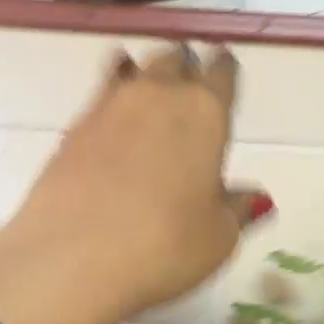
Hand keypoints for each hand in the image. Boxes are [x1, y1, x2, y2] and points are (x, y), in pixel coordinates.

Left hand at [0, 43, 270, 317]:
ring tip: (147, 97)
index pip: (222, 75)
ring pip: (132, 72)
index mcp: (205, 113)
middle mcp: (157, 96)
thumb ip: (236, 211)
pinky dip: (110, 109)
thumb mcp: (217, 241)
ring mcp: (108, 109)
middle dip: (184, 72)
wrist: (73, 261)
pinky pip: (99, 102)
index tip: (224, 85)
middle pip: (174, 62)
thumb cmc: (164, 250)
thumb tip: (253, 198)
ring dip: (144, 80)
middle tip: (187, 91)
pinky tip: (111, 131)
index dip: (225, 78)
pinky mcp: (71, 133)